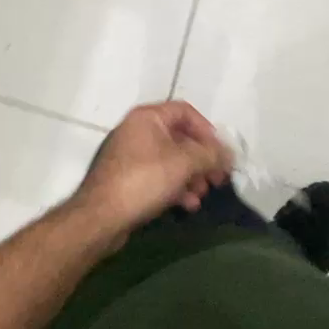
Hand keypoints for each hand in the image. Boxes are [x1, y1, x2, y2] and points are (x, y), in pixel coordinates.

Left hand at [68, 102, 233, 236]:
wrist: (101, 217)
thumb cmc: (143, 181)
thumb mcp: (183, 164)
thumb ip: (209, 155)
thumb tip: (228, 153)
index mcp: (147, 117)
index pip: (185, 112)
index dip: (206, 130)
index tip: (220, 152)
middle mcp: (137, 130)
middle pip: (179, 137)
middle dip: (201, 158)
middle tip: (218, 179)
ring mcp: (130, 155)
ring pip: (170, 159)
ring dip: (191, 175)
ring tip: (202, 195)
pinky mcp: (127, 178)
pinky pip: (158, 175)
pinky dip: (175, 186)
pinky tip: (187, 205)